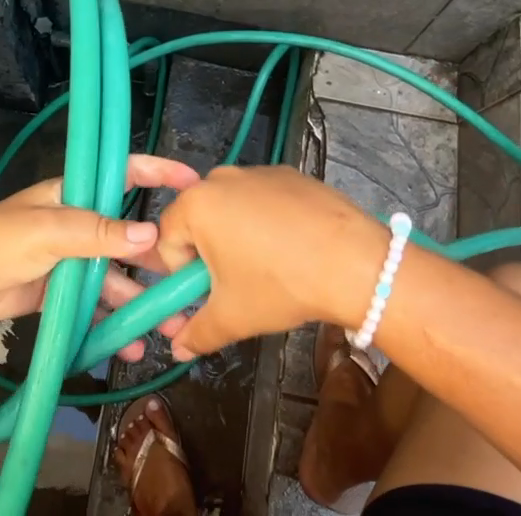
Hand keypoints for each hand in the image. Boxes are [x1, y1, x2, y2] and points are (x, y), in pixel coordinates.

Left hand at [0, 154, 199, 360]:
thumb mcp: (51, 230)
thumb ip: (99, 233)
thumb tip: (150, 235)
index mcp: (76, 195)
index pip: (125, 174)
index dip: (159, 173)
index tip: (194, 182)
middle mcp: (79, 224)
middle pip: (127, 238)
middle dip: (159, 259)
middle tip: (191, 282)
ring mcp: (70, 260)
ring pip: (115, 278)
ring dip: (140, 302)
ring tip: (169, 328)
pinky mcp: (59, 292)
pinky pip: (94, 306)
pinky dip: (112, 324)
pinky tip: (131, 346)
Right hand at [155, 165, 388, 359]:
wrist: (353, 261)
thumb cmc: (280, 285)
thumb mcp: (233, 317)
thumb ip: (197, 333)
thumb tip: (179, 349)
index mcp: (197, 205)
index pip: (167, 240)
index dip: (183, 274)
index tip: (210, 294)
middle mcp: (221, 178)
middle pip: (199, 220)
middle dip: (211, 254)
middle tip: (239, 284)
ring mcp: (259, 171)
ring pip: (232, 209)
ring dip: (239, 237)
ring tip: (271, 267)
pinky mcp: (290, 173)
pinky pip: (264, 200)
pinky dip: (270, 222)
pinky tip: (295, 247)